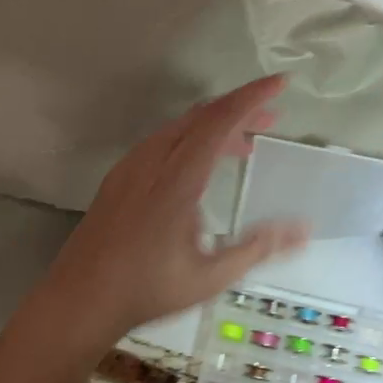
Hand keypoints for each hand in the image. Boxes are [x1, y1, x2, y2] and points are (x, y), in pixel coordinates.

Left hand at [29, 75, 309, 353]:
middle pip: (199, 117)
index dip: (252, 98)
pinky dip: (190, 139)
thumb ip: (258, 247)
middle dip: (239, 109)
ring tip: (244, 148)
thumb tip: (304, 229)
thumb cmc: (147, 290)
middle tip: (272, 118)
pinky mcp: (118, 178)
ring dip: (214, 126)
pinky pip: (161, 141)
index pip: (219, 121)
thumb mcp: (211, 276)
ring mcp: (130, 167)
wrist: (78, 299)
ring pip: (178, 127)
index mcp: (176, 179)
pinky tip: (200, 169)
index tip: (281, 83)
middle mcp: (151, 162)